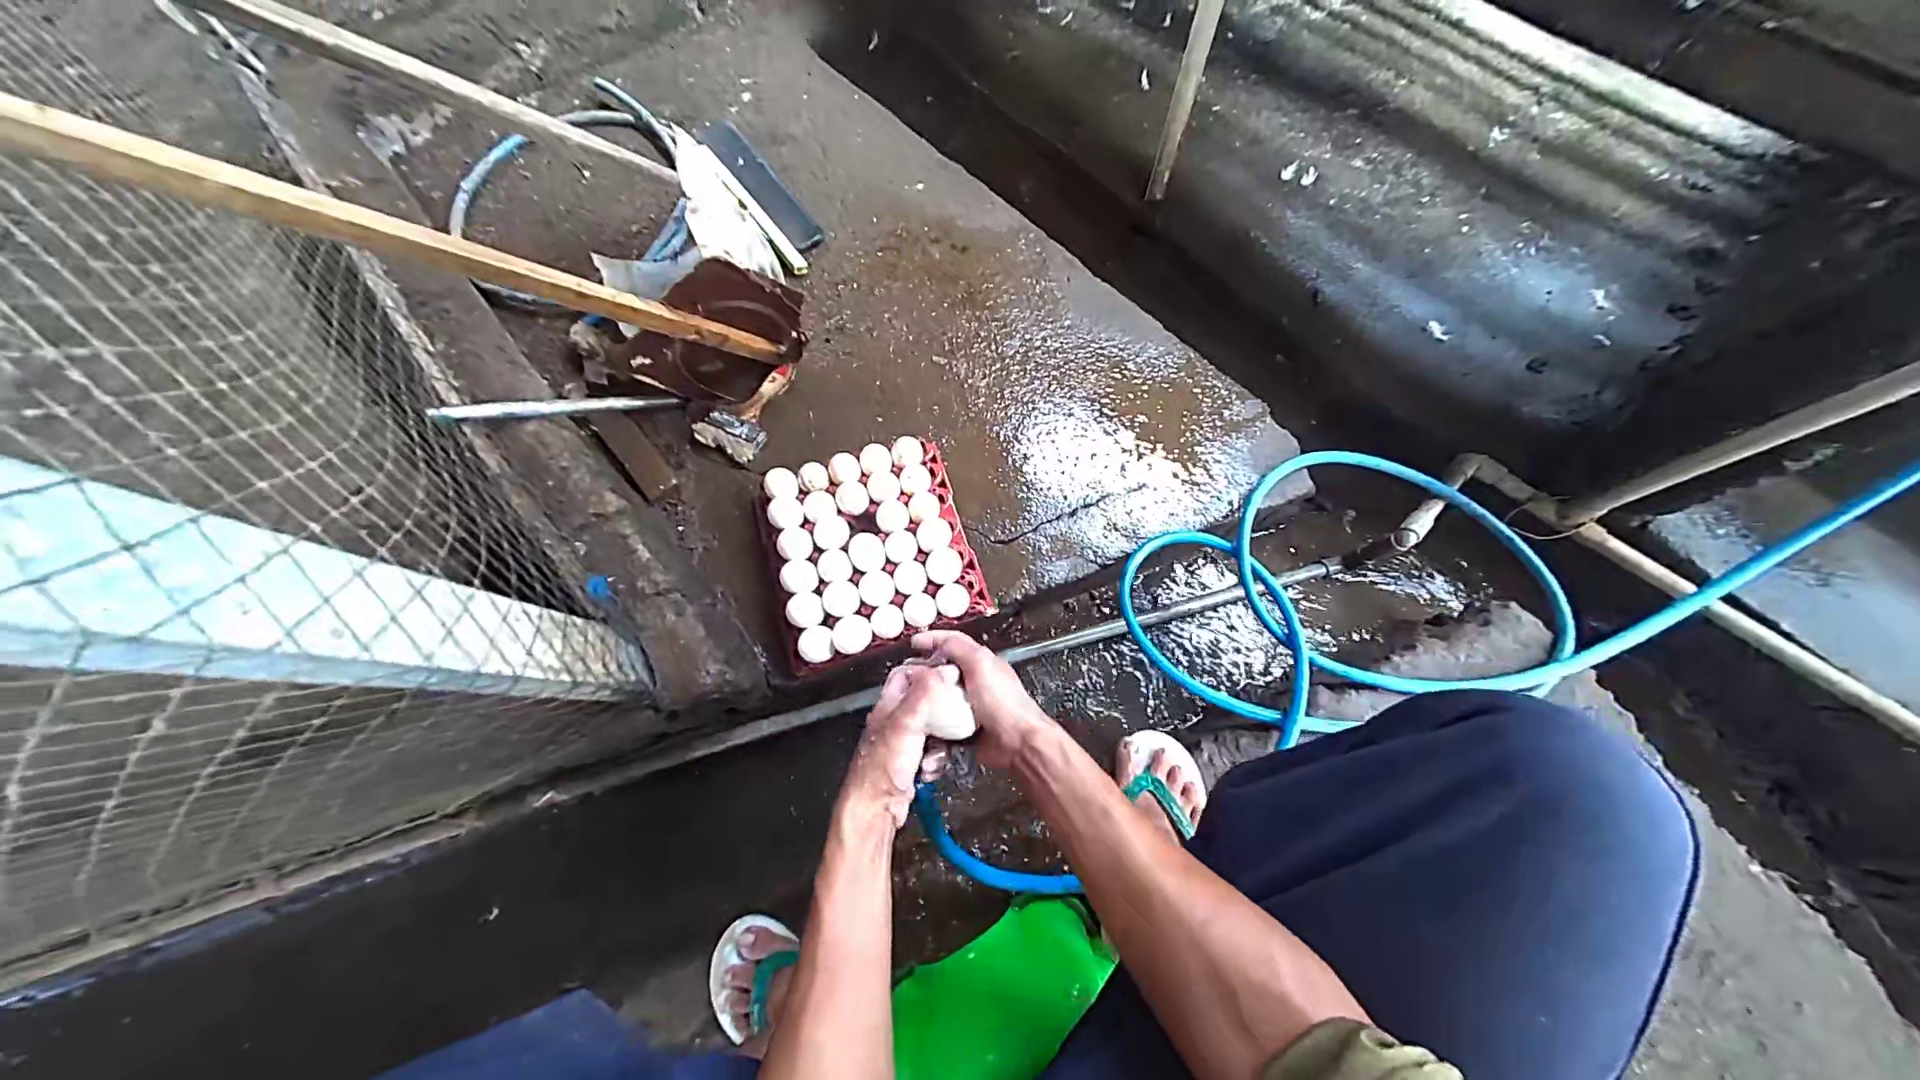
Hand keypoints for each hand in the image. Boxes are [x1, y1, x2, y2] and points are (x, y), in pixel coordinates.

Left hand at [843, 662, 957, 825]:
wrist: (875, 808)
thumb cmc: (881, 767)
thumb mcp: (906, 721)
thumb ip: (925, 694)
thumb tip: (945, 670)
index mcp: (889, 704)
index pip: (909, 674)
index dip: (929, 672)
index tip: (950, 677)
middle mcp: (894, 720)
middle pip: (927, 702)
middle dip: (942, 713)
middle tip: (950, 720)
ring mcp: (903, 742)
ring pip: (934, 729)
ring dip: (941, 742)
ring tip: (933, 754)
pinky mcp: (911, 761)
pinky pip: (934, 752)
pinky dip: (936, 760)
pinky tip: (928, 769)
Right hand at [912, 630, 1054, 770]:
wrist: (1016, 743)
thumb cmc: (1006, 705)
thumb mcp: (979, 664)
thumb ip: (958, 648)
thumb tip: (938, 641)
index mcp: (982, 662)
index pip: (954, 642)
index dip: (933, 639)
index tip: (914, 643)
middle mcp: (977, 682)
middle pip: (944, 669)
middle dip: (925, 670)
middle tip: (907, 672)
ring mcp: (971, 705)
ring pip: (941, 696)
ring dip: (927, 697)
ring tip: (912, 696)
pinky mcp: (966, 728)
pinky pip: (942, 722)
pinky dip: (932, 722)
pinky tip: (925, 720)